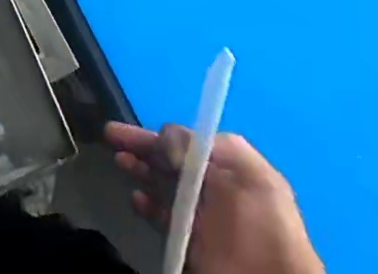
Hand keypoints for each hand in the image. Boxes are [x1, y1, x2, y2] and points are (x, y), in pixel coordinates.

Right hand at [105, 123, 323, 273]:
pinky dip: (146, 206)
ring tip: (120, 162)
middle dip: (142, 147)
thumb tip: (165, 140)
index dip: (161, 134)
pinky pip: (161, 219)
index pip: (189, 143)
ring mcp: (200, 218)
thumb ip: (204, 149)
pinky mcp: (189, 245)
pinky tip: (136, 200)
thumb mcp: (248, 175)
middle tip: (112, 136)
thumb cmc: (266, 228)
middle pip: (171, 161)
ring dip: (140, 171)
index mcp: (231, 168)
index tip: (139, 132)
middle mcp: (214, 189)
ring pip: (162, 186)